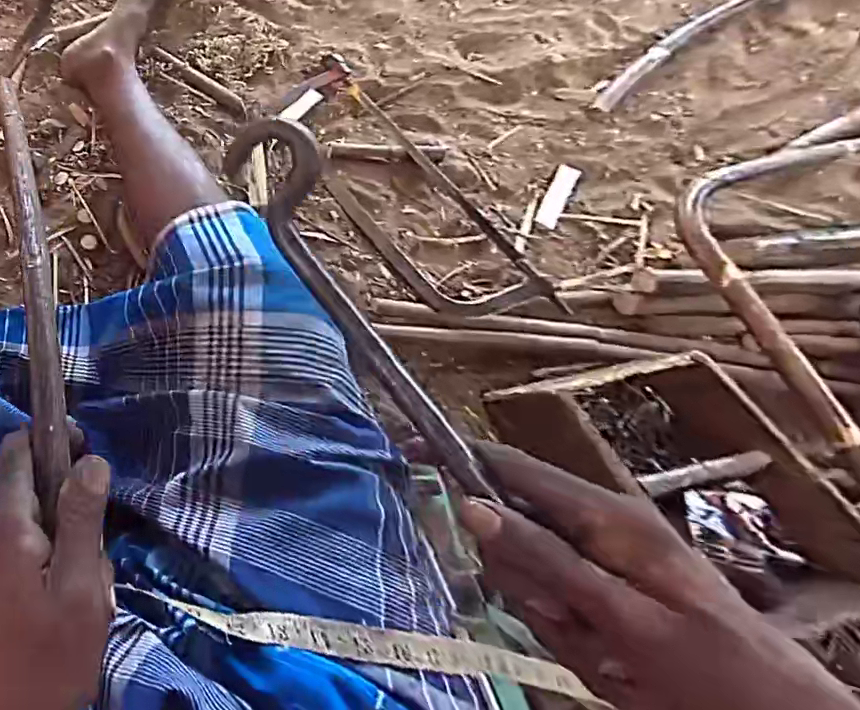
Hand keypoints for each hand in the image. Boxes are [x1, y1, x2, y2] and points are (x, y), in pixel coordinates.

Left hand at [0, 429, 113, 709]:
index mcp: (4, 519)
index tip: (87, 448)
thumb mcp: (79, 587)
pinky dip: (55, 556)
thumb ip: (83, 519)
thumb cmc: (48, 655)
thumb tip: (91, 459)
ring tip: (88, 585)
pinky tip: (72, 598)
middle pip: (30, 484)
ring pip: (34, 518)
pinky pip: (27, 545)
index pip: (18, 449)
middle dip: (68, 501)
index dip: (51, 438)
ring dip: (67, 537)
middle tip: (98, 545)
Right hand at [460, 442, 857, 709]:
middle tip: (560, 616)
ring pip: (516, 565)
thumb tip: (468, 503)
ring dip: (540, 608)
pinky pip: (540, 597)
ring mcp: (594, 564)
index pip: (505, 464)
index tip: (403, 450)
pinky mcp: (595, 596)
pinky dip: (557, 628)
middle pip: (502, 522)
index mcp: (604, 517)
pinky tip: (600, 656)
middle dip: (517, 572)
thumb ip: (545, 558)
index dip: (452, 453)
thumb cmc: (724, 678)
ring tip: (594, 647)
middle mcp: (592, 530)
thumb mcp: (629, 620)